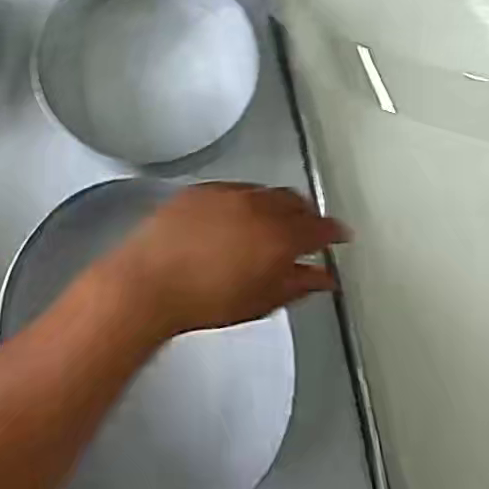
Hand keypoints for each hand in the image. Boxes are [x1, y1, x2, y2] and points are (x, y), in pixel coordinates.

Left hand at [97, 183, 342, 336]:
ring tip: (274, 221)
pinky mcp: (195, 191)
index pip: (318, 227)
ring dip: (275, 203)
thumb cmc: (204, 298)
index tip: (338, 236)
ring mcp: (222, 194)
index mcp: (278, 235)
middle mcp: (253, 206)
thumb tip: (321, 277)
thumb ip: (297, 284)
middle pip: (292, 201)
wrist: (150, 281)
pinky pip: (231, 188)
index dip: (332, 232)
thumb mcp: (262, 300)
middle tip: (308, 229)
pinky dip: (244, 198)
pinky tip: (238, 213)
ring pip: (262, 191)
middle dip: (305, 214)